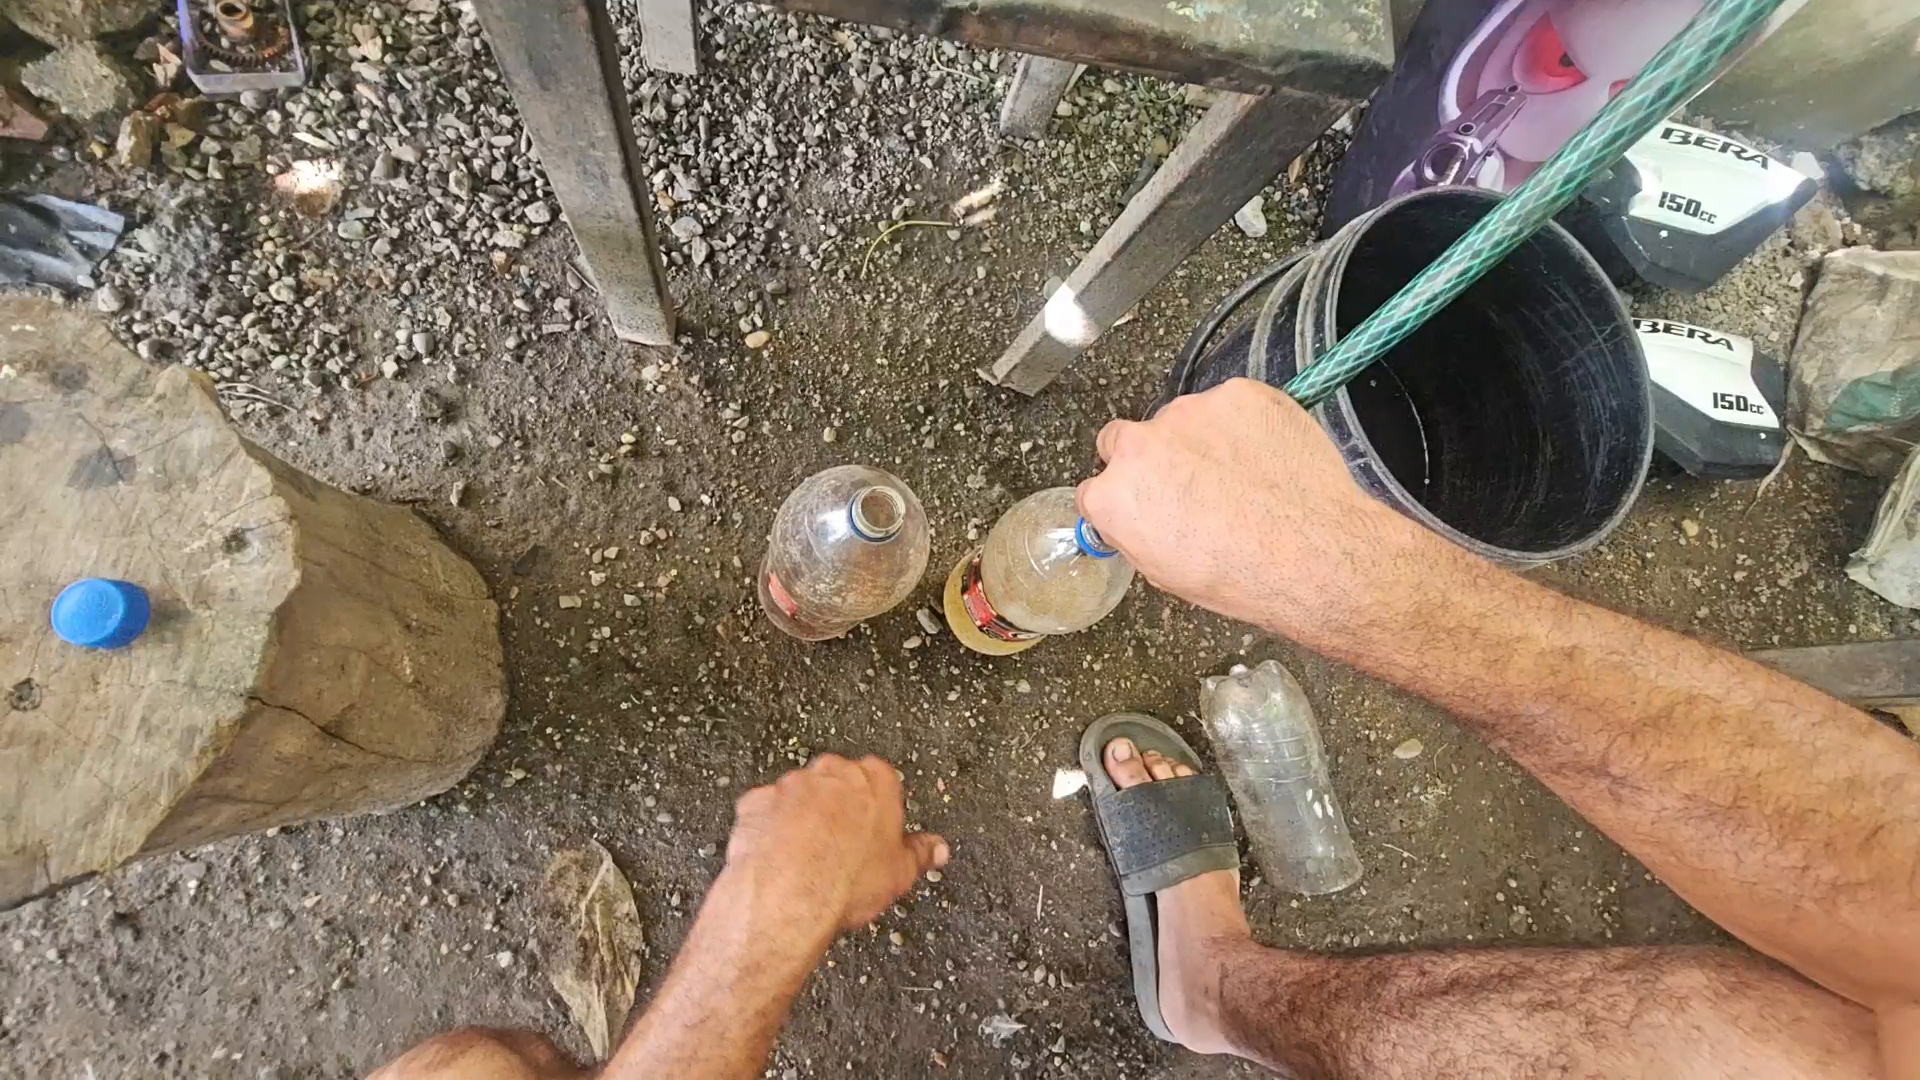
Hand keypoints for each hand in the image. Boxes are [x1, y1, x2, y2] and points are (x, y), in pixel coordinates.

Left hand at [725, 754, 948, 936]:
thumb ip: (921, 852)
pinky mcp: (758, 800)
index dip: (876, 811)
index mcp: (876, 779)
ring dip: (801, 818)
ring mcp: (793, 784)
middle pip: (839, 784)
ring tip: (804, 858)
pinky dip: (768, 828)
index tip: (873, 832)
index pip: (882, 783)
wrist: (790, 896)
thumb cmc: (846, 880)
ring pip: (800, 796)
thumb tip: (937, 849)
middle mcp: (834, 772)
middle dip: (838, 809)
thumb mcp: (900, 873)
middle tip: (839, 846)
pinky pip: (765, 811)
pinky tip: (775, 857)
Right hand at [1076, 378, 1421, 641]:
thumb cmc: (1240, 573)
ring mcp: (1188, 413)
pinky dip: (1240, 424)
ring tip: (1238, 474)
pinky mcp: (1235, 394)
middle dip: (1145, 457)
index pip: (1095, 486)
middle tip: (1184, 482)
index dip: (1121, 497)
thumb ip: (1134, 531)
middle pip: (1122, 440)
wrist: (1312, 551)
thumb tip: (1134, 517)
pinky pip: (1228, 405)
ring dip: (1197, 439)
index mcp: (1113, 495)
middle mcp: (1138, 446)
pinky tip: (1262, 456)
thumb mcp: (1163, 572)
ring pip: (1179, 420)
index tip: (1141, 502)